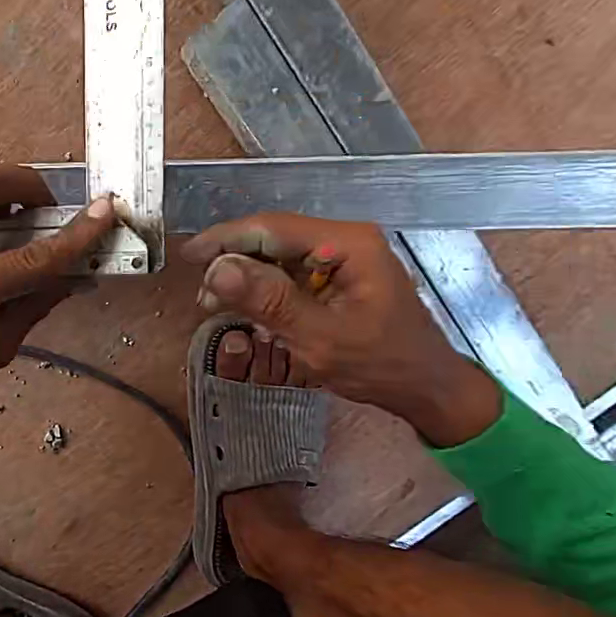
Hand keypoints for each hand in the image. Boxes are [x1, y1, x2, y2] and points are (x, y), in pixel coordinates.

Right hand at [181, 214, 500, 446]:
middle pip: (270, 238)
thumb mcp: (319, 337)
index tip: (189, 255)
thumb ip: (269, 301)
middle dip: (231, 262)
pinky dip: (261, 290)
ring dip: (243, 278)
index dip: (225, 239)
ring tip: (214, 305)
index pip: (271, 228)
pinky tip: (242, 308)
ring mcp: (339, 258)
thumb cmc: (381, 365)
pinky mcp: (334, 277)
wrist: (426, 388)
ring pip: (274, 256)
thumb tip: (217, 270)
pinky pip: (286, 274)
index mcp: (346, 243)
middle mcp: (342, 241)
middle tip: (202, 293)